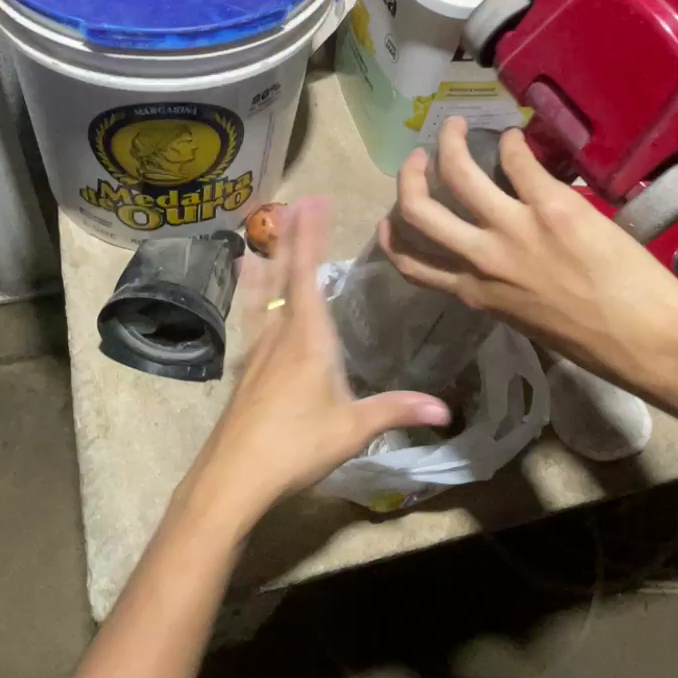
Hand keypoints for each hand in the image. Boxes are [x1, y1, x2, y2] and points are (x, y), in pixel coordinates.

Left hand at [179, 197, 450, 527]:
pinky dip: (250, 293)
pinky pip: (250, 316)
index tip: (315, 201)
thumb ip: (395, 411)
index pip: (309, 274)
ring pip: (260, 293)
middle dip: (289, 237)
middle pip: (282, 274)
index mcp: (308, 338)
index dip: (312, 235)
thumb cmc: (295, 446)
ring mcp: (257, 350)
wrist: (232, 476)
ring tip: (258, 236)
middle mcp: (279, 334)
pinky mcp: (244, 369)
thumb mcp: (352, 430)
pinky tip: (247, 294)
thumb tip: (445, 408)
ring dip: (265, 261)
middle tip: (292, 202)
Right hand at [376, 118, 677, 387]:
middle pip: (418, 210)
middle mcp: (481, 259)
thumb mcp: (526, 322)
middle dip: (409, 177)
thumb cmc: (594, 343)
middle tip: (417, 158)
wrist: (650, 339)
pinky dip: (512, 144)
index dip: (393, 236)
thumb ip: (499, 291)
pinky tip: (516, 139)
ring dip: (449, 143)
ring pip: (457, 173)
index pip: (412, 263)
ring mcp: (513, 229)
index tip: (390, 218)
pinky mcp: (551, 206)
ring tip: (454, 126)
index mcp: (475, 294)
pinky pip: (517, 161)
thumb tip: (496, 261)